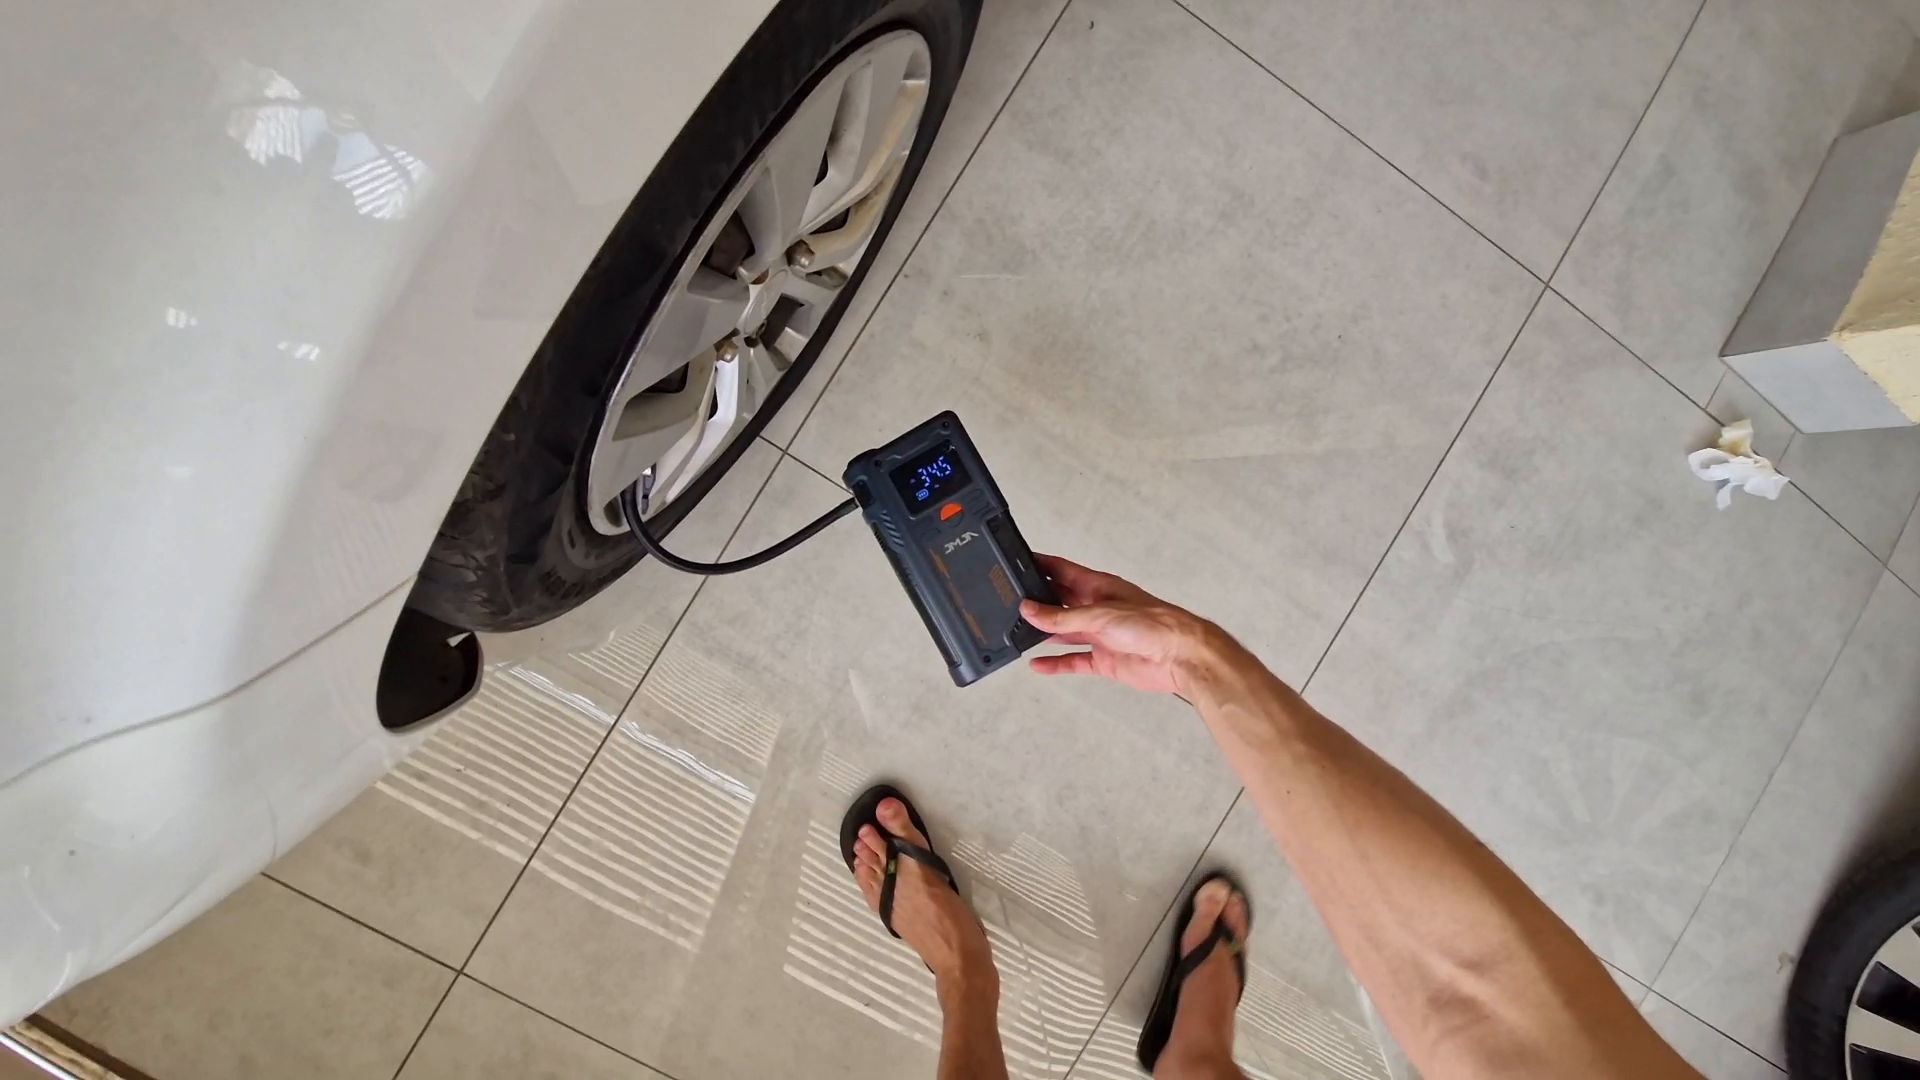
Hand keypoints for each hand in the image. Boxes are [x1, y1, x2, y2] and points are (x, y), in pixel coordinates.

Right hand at [1019, 554, 1218, 695]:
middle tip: (1011, 601)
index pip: (1062, 571)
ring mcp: (1100, 634)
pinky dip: (1055, 663)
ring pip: (1064, 632)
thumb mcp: (1099, 615)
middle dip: (1037, 601)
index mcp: (1098, 587)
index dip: (1040, 565)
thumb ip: (1062, 617)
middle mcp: (1097, 609)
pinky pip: (1073, 660)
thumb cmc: (1154, 624)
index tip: (1017, 562)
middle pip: (1059, 602)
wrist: (1180, 657)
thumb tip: (1029, 610)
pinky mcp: (1104, 659)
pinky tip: (1039, 665)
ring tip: (1017, 632)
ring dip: (1043, 633)